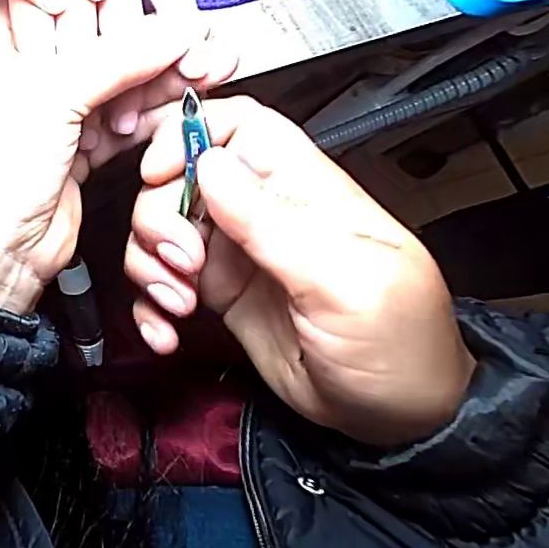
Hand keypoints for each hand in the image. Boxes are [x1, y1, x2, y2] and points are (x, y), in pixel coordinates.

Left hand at [0, 0, 194, 314]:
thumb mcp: (47, 100)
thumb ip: (114, 58)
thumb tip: (171, 29)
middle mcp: (22, 73)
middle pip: (93, 35)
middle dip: (145, 33)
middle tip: (191, 31)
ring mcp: (51, 110)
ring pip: (115, 76)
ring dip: (161, 72)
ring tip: (206, 65)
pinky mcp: (75, 145)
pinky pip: (122, 115)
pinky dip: (153, 110)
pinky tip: (184, 99)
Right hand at [125, 97, 474, 446]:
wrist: (397, 423)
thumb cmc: (401, 350)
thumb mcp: (349, 285)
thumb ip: (275, 223)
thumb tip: (210, 165)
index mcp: (300, 188)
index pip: (235, 123)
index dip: (185, 133)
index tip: (161, 173)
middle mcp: (257, 211)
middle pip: (176, 177)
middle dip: (158, 217)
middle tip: (184, 261)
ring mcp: (230, 249)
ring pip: (156, 227)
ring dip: (149, 263)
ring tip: (178, 303)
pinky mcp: (211, 288)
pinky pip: (156, 277)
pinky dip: (148, 302)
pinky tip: (166, 328)